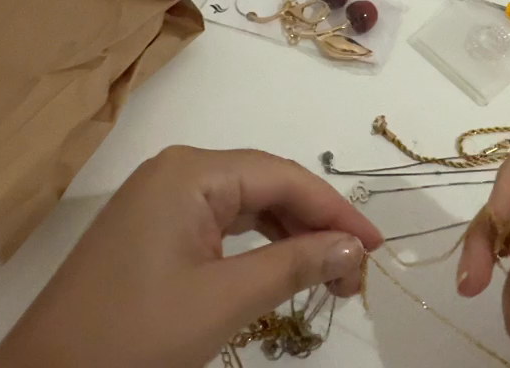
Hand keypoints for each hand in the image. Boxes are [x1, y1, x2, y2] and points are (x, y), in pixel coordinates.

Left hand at [0, 146, 383, 367]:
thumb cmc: (132, 339)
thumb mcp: (222, 303)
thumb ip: (295, 265)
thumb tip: (354, 248)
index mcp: (191, 171)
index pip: (282, 176)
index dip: (335, 209)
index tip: (377, 246)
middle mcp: (177, 171)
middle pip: (265, 185)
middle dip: (315, 224)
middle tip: (357, 268)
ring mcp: (160, 199)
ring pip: (245, 205)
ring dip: (289, 236)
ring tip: (330, 272)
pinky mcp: (151, 230)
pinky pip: (219, 224)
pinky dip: (256, 246)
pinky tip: (281, 268)